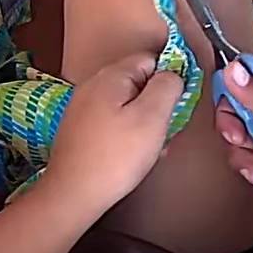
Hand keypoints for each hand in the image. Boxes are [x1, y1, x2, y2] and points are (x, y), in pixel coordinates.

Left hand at [43, 53, 184, 210]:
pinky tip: (133, 155)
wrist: (74, 193)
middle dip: (157, 104)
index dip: (169, 77)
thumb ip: (167, 87)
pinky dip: (128, 133)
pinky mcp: (80, 130)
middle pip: (138, 82)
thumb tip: (173, 75)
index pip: (150, 59)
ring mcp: (83, 108)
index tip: (178, 103)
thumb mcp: (153, 117)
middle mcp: (92, 86)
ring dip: (145, 122)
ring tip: (152, 147)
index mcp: (110, 76)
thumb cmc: (116, 157)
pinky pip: (113, 121)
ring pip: (126, 104)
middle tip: (166, 130)